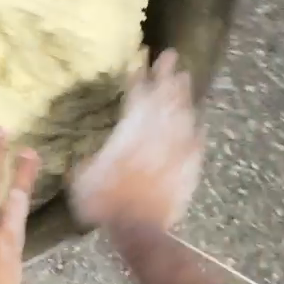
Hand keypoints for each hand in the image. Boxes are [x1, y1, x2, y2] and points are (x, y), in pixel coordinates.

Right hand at [70, 49, 203, 231]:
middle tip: (171, 56)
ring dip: (183, 95)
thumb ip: (87, 163)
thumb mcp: (84, 180)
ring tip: (185, 78)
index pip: (136, 98)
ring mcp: (175, 149)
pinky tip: (200, 123)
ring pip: (182, 115)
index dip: (138, 79)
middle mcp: (155, 135)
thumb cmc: (106, 203)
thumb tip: (84, 159)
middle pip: (163, 99)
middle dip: (166, 77)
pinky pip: (195, 143)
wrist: (139, 227)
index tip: (141, 62)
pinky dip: (196, 131)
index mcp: (129, 134)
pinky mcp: (189, 166)